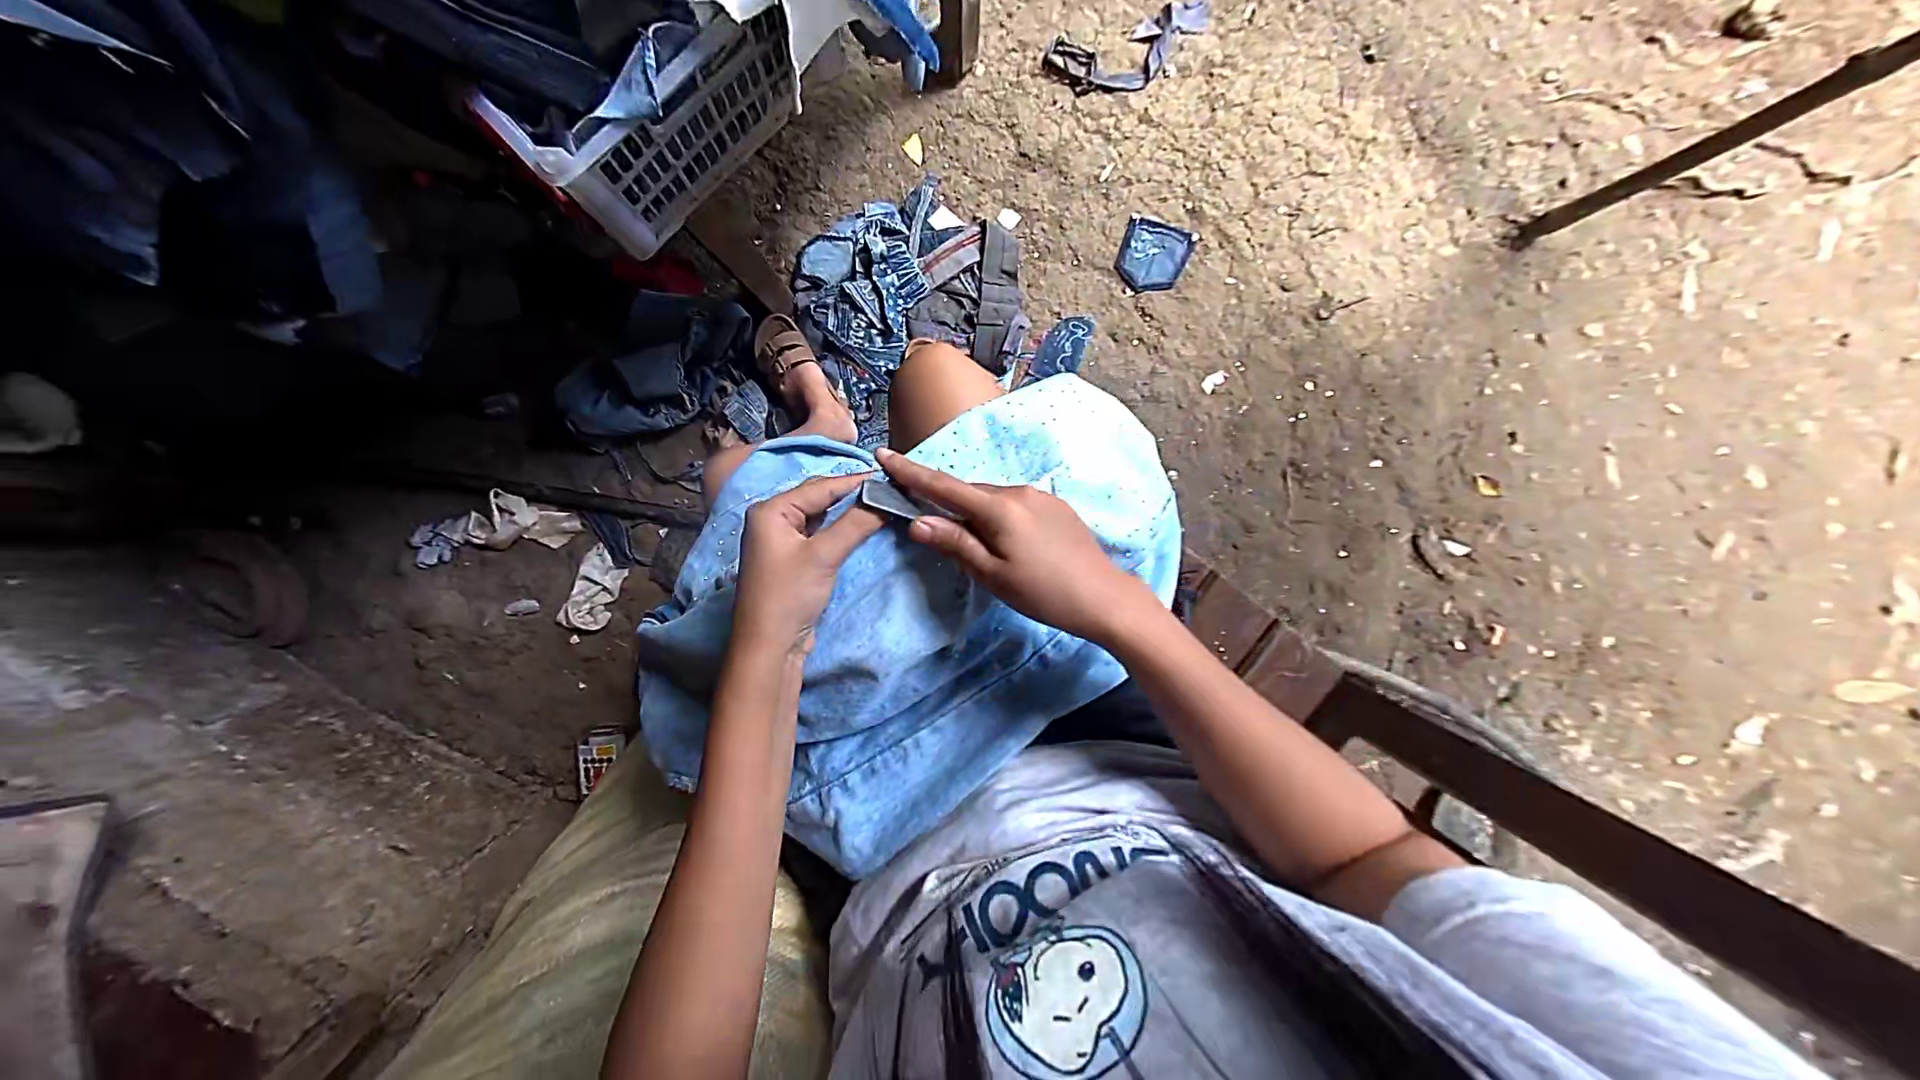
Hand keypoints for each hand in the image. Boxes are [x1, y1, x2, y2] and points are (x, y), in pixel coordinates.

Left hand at [733, 472, 883, 655]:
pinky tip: (860, 526)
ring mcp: (780, 540)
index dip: (856, 481)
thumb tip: (885, 498)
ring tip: (880, 503)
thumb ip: (856, 524)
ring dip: (847, 512)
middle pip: (819, 498)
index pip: (821, 486)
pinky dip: (839, 529)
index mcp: (771, 510)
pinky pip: (819, 534)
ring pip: (820, 516)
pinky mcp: (791, 559)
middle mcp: (771, 519)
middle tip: (888, 489)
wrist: (770, 646)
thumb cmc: (789, 595)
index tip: (890, 476)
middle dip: (852, 494)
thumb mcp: (824, 555)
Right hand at [875, 448, 1160, 643]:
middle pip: (968, 492)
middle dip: (946, 504)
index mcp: (998, 507)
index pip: (943, 486)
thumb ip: (955, 543)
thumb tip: (917, 521)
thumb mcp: (993, 574)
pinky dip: (998, 516)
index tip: (882, 455)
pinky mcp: (1055, 505)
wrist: (1105, 597)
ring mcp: (1040, 496)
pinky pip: (1013, 504)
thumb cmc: (1044, 593)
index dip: (909, 472)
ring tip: (979, 547)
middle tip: (933, 528)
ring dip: (975, 513)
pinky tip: (1007, 542)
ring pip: (992, 499)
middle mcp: (1019, 491)